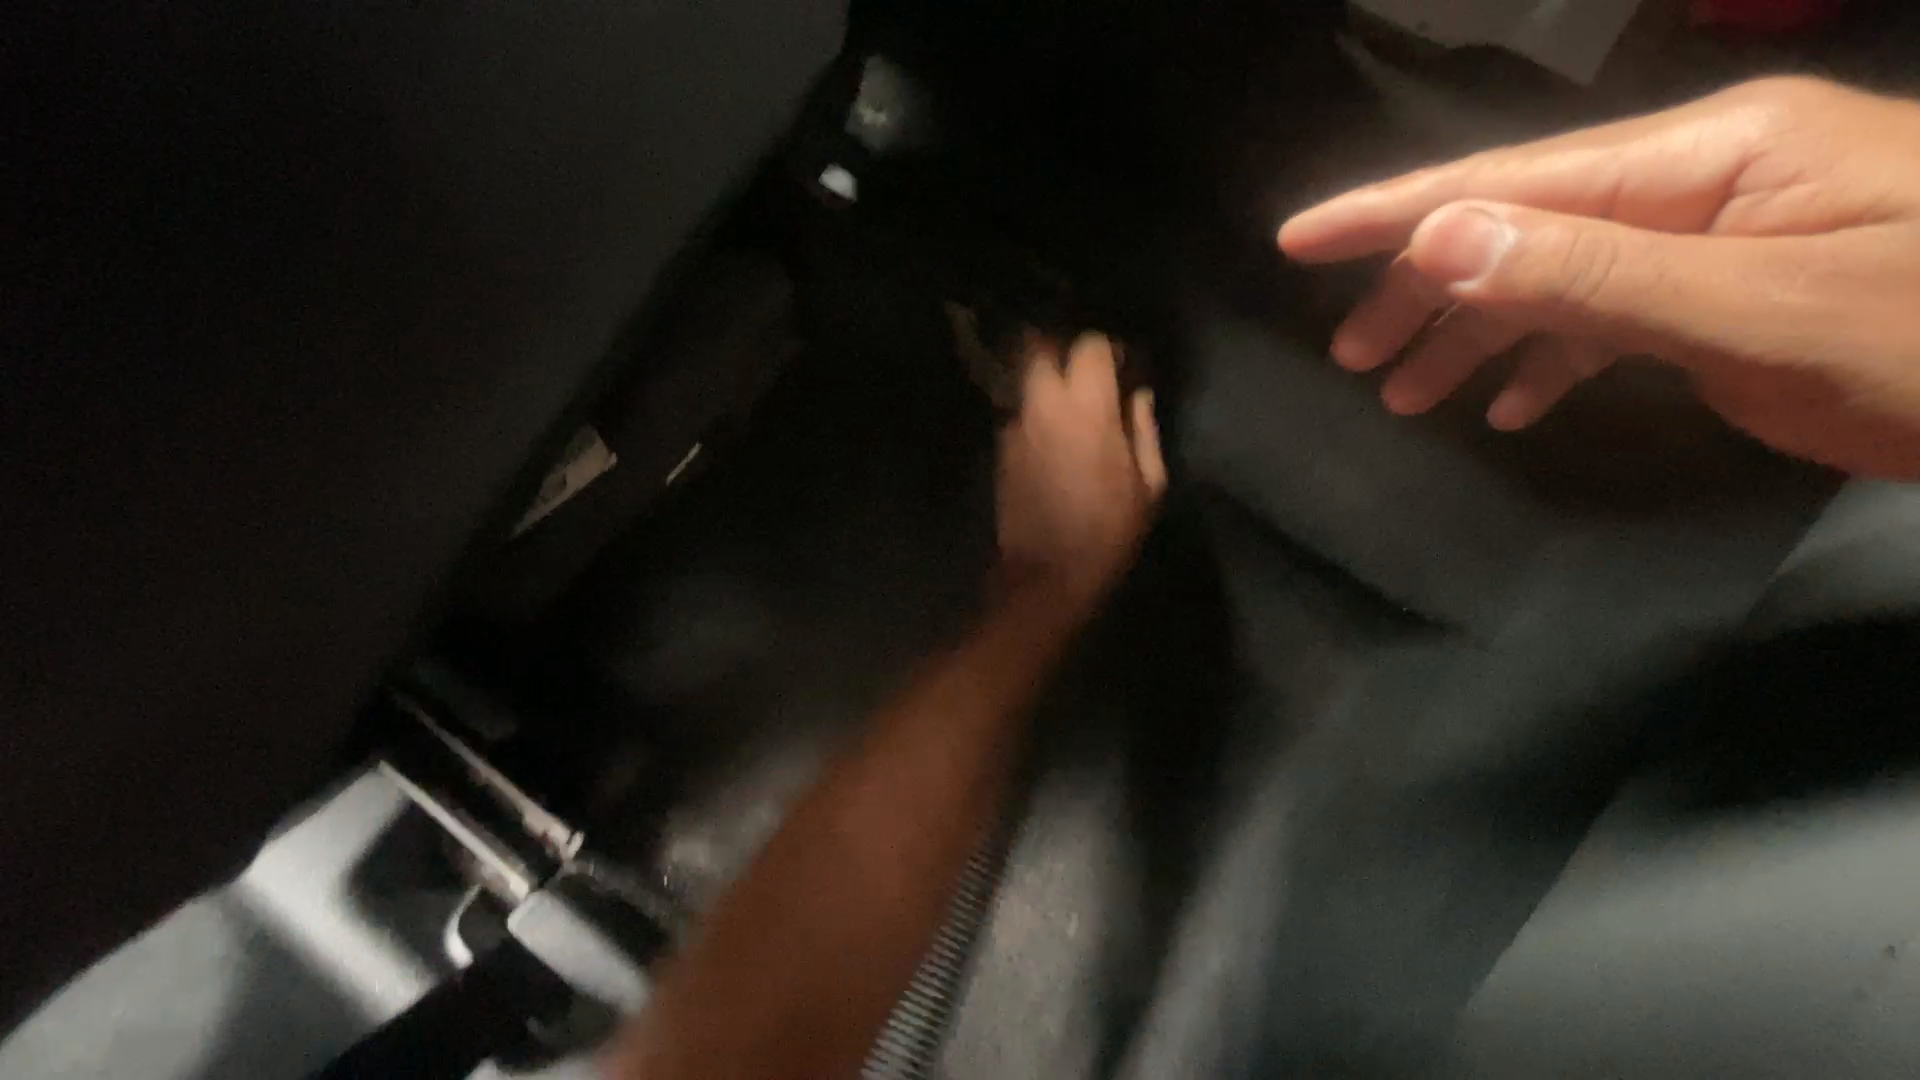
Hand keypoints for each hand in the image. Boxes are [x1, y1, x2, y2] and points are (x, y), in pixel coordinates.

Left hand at [996, 333, 1166, 599]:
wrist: (1046, 573)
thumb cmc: (1108, 531)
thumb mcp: (1148, 484)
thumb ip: (1143, 428)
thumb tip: (1137, 393)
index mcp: (1087, 409)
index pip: (1088, 345)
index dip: (1106, 348)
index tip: (1120, 366)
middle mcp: (1043, 406)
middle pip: (1040, 347)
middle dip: (1061, 349)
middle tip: (1084, 369)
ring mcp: (1014, 426)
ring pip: (1024, 379)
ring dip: (1044, 380)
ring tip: (1067, 402)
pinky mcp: (999, 449)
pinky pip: (1018, 413)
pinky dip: (1033, 413)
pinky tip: (1050, 438)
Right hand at [1278, 76, 1919, 479]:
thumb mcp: (1756, 310)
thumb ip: (1589, 273)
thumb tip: (1439, 240)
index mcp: (1703, 160)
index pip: (1508, 181)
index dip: (1392, 213)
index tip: (1299, 239)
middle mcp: (1697, 182)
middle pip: (1515, 229)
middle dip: (1421, 292)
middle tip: (1353, 357)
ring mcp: (1712, 238)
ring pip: (1551, 279)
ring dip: (1471, 337)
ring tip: (1406, 394)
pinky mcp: (1725, 294)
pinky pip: (1604, 317)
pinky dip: (1547, 359)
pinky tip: (1513, 404)